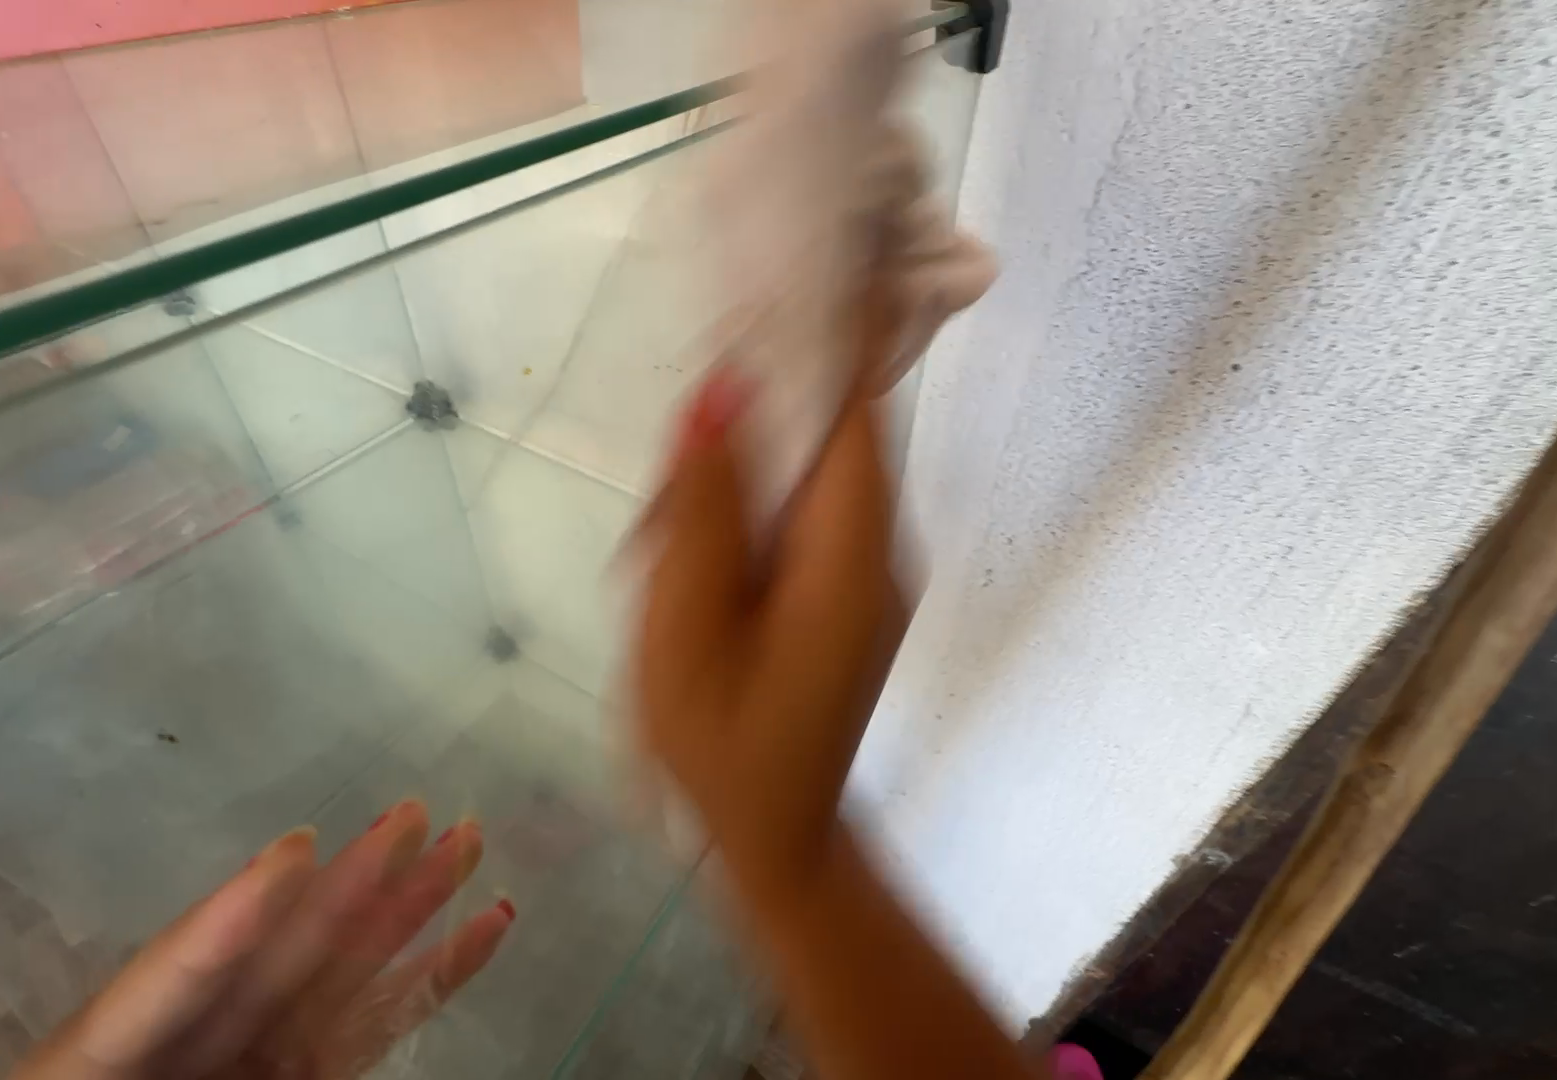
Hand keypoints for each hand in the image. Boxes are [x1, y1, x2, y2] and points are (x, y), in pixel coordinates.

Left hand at [12, 805, 512, 1079]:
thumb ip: (166, 1040)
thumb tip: (292, 1045)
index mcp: (101, 1060)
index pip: (172, 980)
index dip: (233, 920)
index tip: (297, 852)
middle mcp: (197, 1039)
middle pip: (281, 954)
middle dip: (353, 884)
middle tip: (417, 815)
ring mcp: (264, 1052)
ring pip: (348, 969)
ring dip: (413, 906)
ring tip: (468, 842)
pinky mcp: (312, 1069)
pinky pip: (384, 1018)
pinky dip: (438, 972)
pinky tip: (488, 924)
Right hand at [634, 354, 907, 904]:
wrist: (774, 834)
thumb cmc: (718, 742)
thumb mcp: (685, 623)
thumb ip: (705, 506)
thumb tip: (724, 391)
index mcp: (849, 554)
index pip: (857, 409)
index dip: (833, 331)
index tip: (796, 266)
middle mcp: (883, 550)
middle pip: (838, 434)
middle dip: (764, 410)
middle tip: (680, 456)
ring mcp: (875, 572)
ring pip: (820, 473)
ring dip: (751, 467)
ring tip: (673, 527)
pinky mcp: (856, 591)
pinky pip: (816, 513)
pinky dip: (763, 502)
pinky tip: (704, 545)